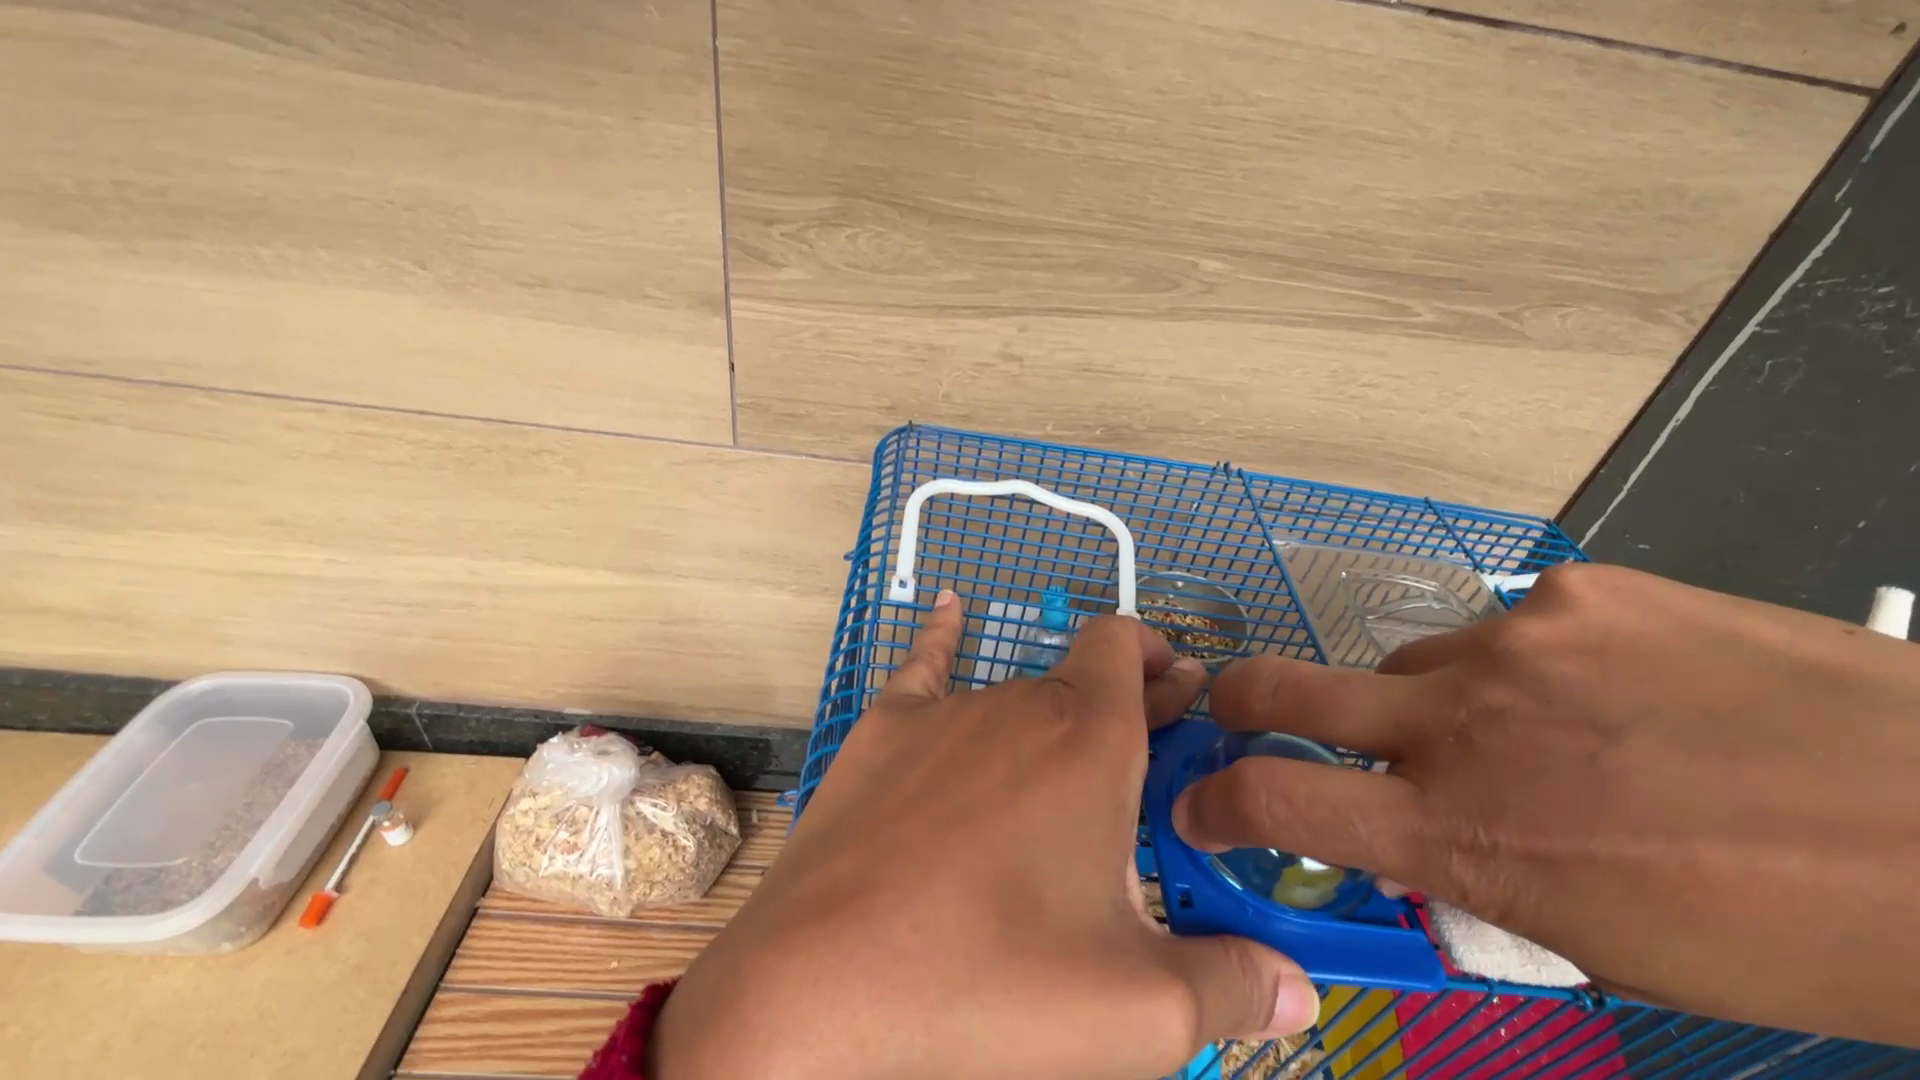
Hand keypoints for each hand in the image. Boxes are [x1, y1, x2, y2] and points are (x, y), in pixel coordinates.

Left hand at [652, 594, 1322, 1078]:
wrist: (820, 984)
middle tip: (1143, 754)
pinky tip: (947, 607)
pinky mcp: (881, 733)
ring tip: (1060, 772)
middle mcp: (1019, 704)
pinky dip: (941, 634)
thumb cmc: (987, 983)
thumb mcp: (1137, 1009)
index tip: (1187, 693)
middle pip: (1082, 680)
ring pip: (1016, 696)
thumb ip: (1231, 989)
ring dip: (1050, 721)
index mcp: (1089, 742)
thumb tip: (1296, 995)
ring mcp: (943, 713)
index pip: (1134, 652)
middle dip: (1121, 705)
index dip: (1165, 663)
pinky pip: (922, 663)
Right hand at [1173, 563, 1919, 1046]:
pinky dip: (1525, 669)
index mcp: (1459, 828)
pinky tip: (1612, 691)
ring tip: (1530, 733)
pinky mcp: (1576, 590)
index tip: (1198, 807)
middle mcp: (1458, 720)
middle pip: (1283, 688)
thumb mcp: (1589, 942)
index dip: (1215, 804)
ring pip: (1411, 668)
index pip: (1274, 802)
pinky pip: (1506, 631)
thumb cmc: (1779, 927)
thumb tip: (1400, 837)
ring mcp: (1513, 639)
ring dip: (1430, 706)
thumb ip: (1463, 874)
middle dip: (1242, 706)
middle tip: (1236, 716)